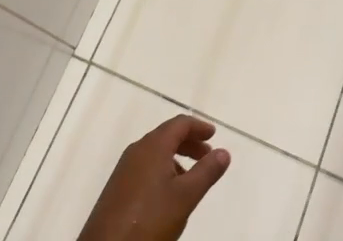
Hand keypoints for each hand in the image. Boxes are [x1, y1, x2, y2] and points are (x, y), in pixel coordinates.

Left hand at [76, 114, 231, 240]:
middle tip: (207, 155)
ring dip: (176, 157)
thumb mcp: (186, 196)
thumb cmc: (150, 217)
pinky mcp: (118, 186)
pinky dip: (162, 169)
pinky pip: (145, 167)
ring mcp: (124, 168)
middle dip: (189, 142)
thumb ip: (207, 172)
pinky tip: (168, 193)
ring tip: (191, 177)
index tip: (213, 135)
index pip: (179, 124)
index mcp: (153, 146)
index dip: (198, 126)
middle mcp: (137, 150)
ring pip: (155, 152)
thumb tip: (224, 151)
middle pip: (167, 136)